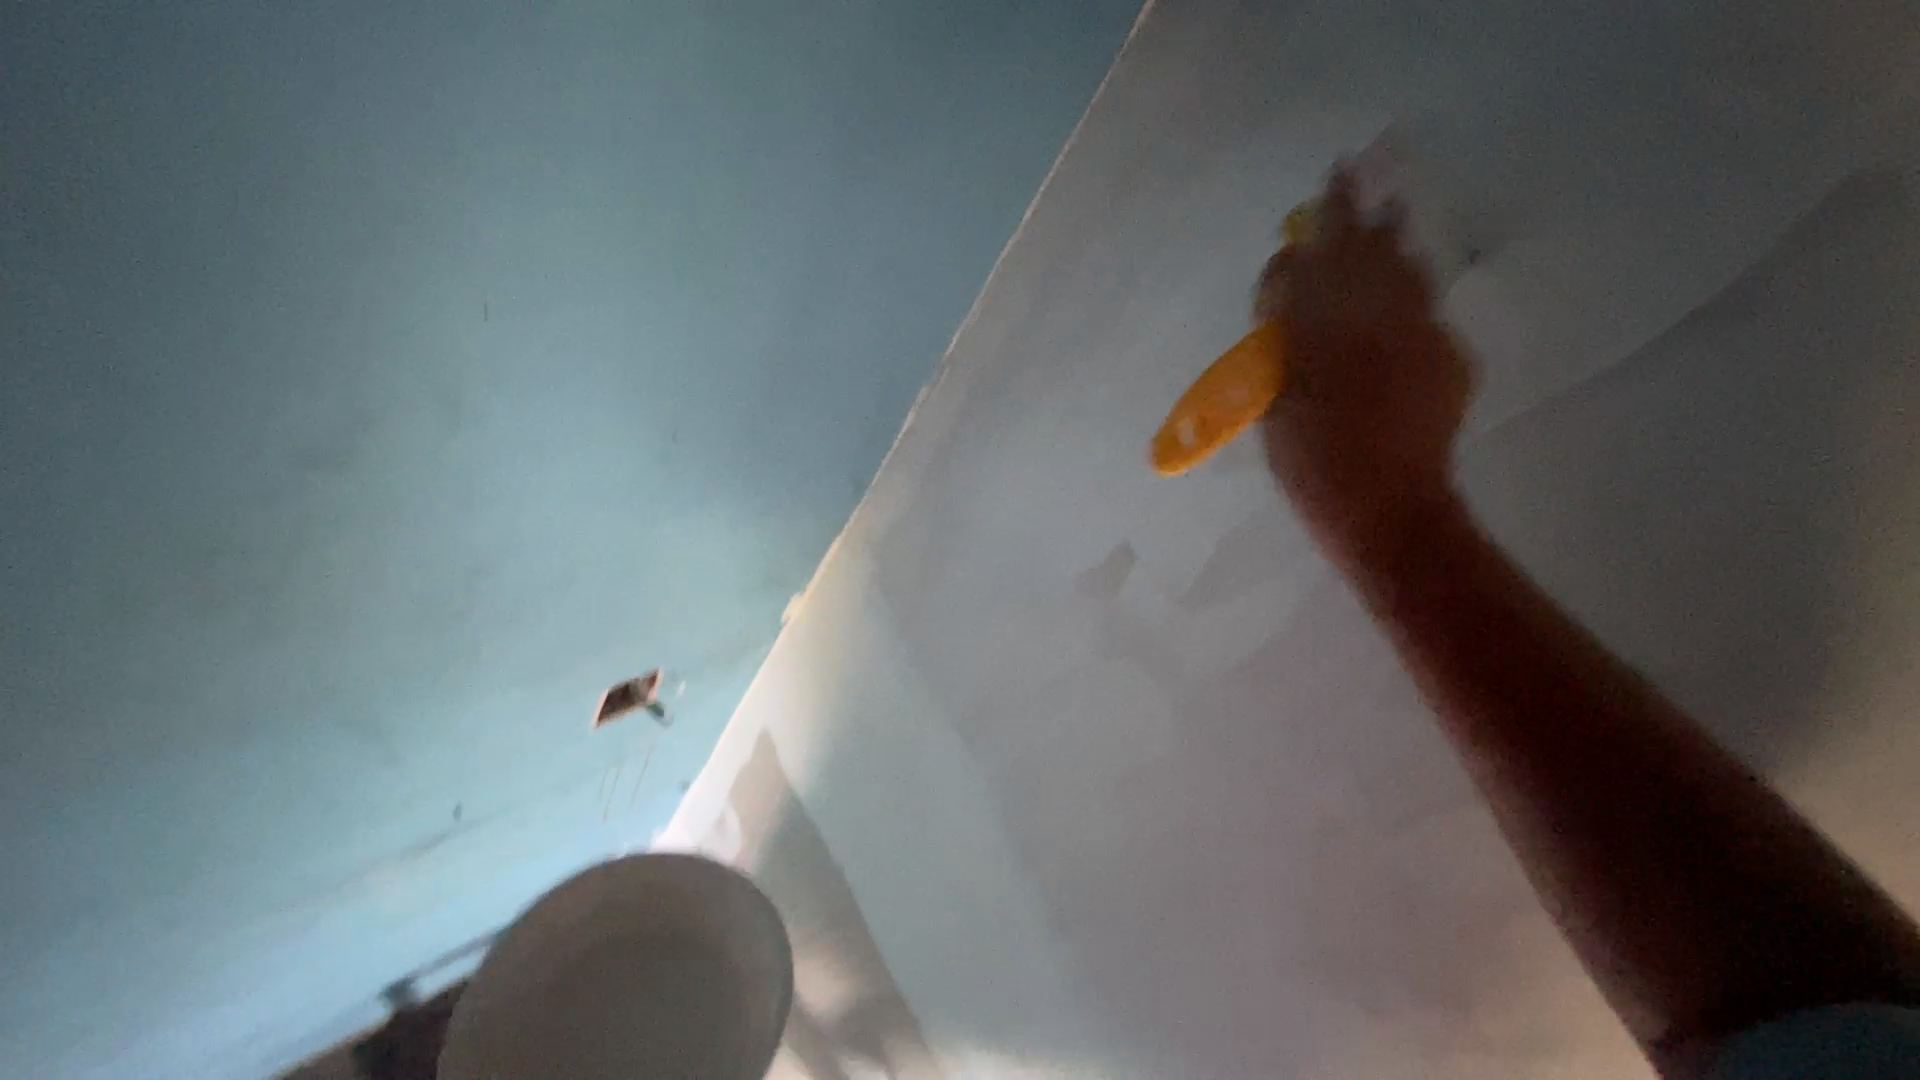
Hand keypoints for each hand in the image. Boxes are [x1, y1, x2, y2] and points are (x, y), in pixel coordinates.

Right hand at [1255, 167, 1475, 558]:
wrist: (1381, 504)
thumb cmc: (1311, 459)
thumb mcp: (1276, 399)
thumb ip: (1284, 341)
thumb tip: (1289, 298)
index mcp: (1325, 328)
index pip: (1319, 260)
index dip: (1321, 223)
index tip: (1325, 189)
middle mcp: (1376, 319)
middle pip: (1368, 253)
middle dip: (1359, 213)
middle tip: (1356, 172)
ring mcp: (1420, 336)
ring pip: (1407, 272)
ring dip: (1395, 240)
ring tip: (1392, 209)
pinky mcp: (1448, 359)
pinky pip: (1427, 313)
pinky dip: (1413, 297)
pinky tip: (1409, 290)